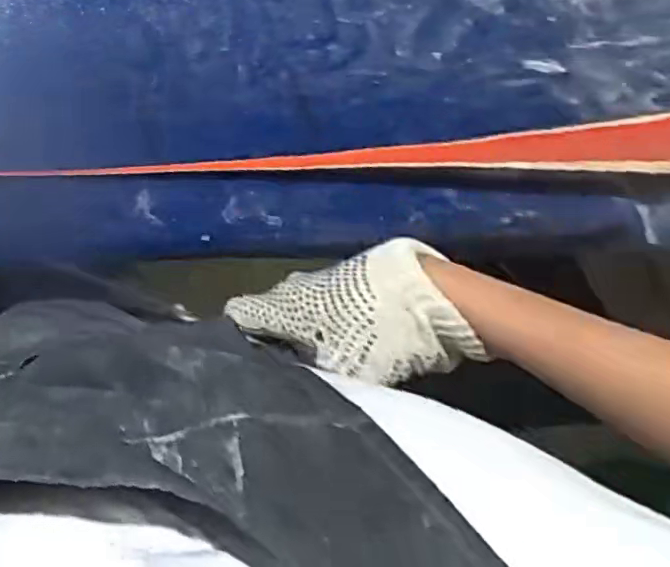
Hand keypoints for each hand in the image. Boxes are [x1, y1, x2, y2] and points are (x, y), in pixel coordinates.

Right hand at [224, 237, 489, 385]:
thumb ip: (316, 374)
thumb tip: (297, 386)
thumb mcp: (349, 365)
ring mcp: (316, 283)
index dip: (239, 340)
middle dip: (276, 341)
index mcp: (276, 304)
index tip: (252, 365)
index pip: (237, 316)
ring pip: (295, 311)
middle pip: (266, 315)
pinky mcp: (345, 283)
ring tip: (327, 361)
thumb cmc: (380, 330)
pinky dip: (328, 326)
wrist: (433, 292)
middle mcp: (287, 289)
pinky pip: (322, 308)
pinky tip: (352, 344)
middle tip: (296, 370)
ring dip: (306, 334)